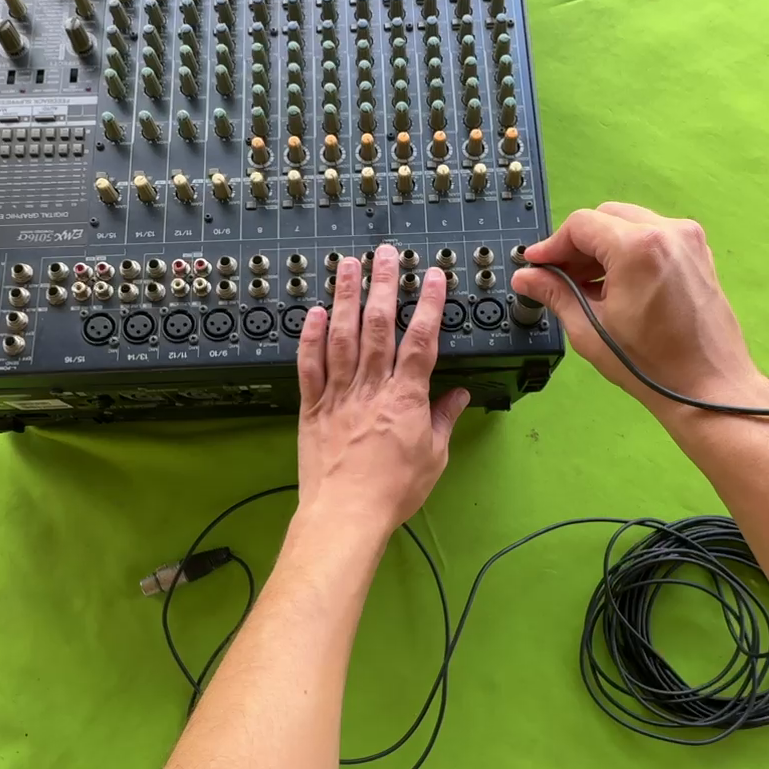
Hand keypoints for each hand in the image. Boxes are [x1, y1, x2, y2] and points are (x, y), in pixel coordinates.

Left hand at [296, 244, 470, 535]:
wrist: (345, 514)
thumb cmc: (394, 491)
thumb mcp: (433, 457)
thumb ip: (444, 420)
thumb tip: (459, 396)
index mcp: (406, 399)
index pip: (421, 341)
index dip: (428, 305)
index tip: (433, 277)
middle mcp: (371, 388)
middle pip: (377, 327)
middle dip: (383, 286)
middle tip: (385, 254)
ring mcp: (338, 395)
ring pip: (341, 337)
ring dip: (345, 298)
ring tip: (348, 266)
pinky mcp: (312, 408)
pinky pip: (309, 367)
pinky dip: (311, 338)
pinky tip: (315, 313)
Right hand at [511, 203, 768, 426]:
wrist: (707, 385)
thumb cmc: (649, 365)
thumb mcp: (590, 330)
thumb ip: (555, 294)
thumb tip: (526, 278)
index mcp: (638, 248)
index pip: (581, 225)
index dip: (551, 244)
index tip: (535, 265)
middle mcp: (666, 231)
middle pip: (605, 217)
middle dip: (576, 244)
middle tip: (557, 277)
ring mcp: (687, 239)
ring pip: (629, 224)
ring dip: (601, 247)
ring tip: (584, 285)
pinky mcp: (697, 252)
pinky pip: (652, 236)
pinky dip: (627, 251)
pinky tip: (614, 285)